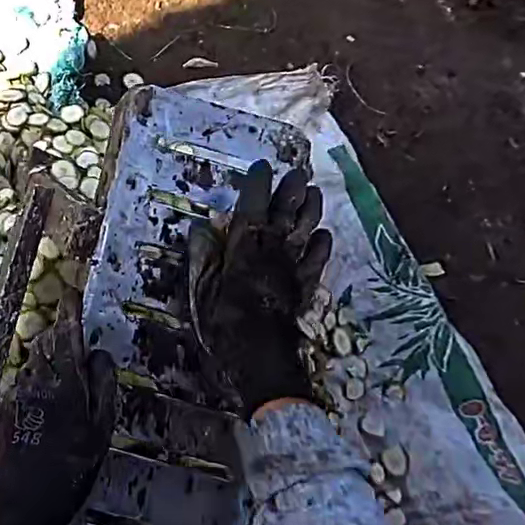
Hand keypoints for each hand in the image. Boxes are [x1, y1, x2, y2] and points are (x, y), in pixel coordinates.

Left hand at [0, 303, 114, 524]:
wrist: (23, 498)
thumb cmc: (71, 467)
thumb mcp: (100, 431)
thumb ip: (102, 386)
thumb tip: (98, 353)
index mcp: (64, 381)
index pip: (66, 334)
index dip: (69, 311)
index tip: (72, 291)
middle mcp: (36, 378)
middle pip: (46, 341)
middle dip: (59, 335)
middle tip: (75, 344)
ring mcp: (16, 389)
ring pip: (34, 360)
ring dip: (48, 359)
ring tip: (65, 381)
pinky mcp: (4, 403)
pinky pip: (24, 380)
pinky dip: (37, 381)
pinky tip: (47, 406)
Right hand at [186, 160, 331, 415]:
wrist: (259, 357)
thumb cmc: (222, 322)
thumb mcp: (200, 289)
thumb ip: (203, 255)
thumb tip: (202, 226)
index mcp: (244, 248)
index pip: (252, 208)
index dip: (258, 186)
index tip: (262, 167)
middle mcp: (272, 252)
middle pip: (285, 215)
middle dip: (291, 191)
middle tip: (297, 173)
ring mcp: (292, 269)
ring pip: (306, 232)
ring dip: (311, 211)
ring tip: (315, 192)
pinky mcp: (304, 288)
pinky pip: (316, 261)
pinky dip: (320, 246)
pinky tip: (324, 236)